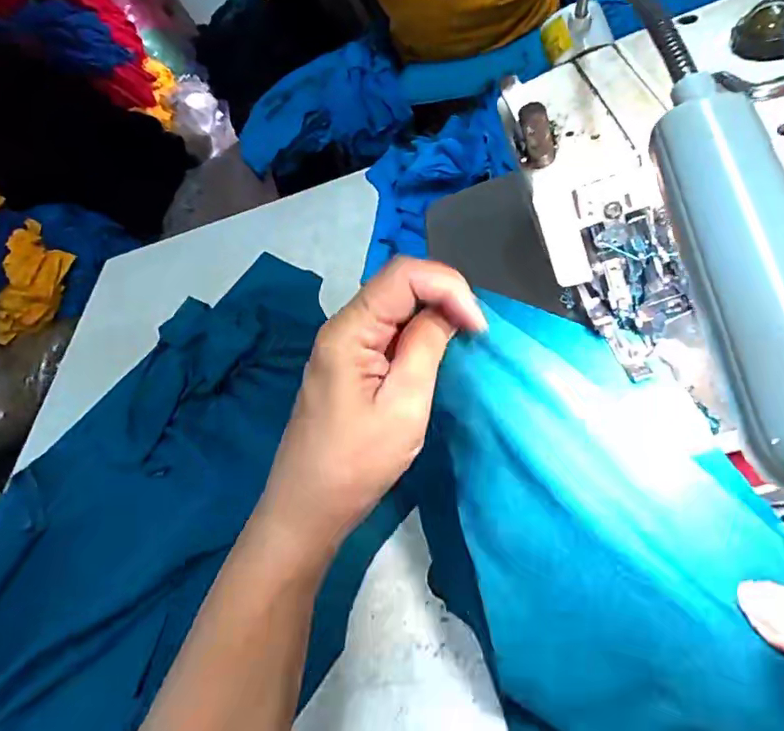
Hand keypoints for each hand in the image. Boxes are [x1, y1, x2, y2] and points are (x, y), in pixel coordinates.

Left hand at [252, 257, 485, 560]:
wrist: (306, 510)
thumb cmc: (355, 465)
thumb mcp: (403, 407)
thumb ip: (426, 347)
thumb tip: (449, 309)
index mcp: (349, 329)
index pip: (403, 274)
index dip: (447, 286)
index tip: (477, 327)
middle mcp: (342, 326)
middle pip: (398, 283)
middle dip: (443, 295)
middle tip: (475, 332)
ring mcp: (343, 343)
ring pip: (395, 304)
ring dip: (433, 312)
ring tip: (462, 339)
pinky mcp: (349, 361)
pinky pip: (388, 329)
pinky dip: (418, 331)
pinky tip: (435, 351)